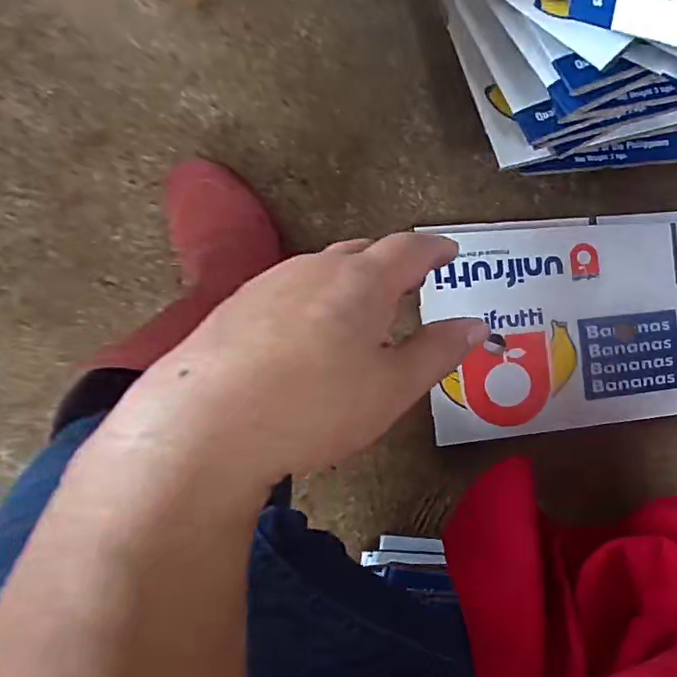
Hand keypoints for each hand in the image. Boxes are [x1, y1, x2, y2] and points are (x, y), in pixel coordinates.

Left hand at [103, 233, 485, 483]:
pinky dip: (313, 301)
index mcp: (362, 282)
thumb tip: (474, 326)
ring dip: (349, 281)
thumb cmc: (315, 406)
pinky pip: (288, 291)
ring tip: (362, 310)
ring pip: (322, 270)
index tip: (448, 251)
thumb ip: (438, 351)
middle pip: (363, 252)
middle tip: (411, 281)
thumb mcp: (393, 388)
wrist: (202, 428)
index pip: (409, 248)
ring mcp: (268, 284)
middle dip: (392, 262)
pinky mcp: (234, 308)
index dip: (434, 248)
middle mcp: (314, 269)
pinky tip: (306, 337)